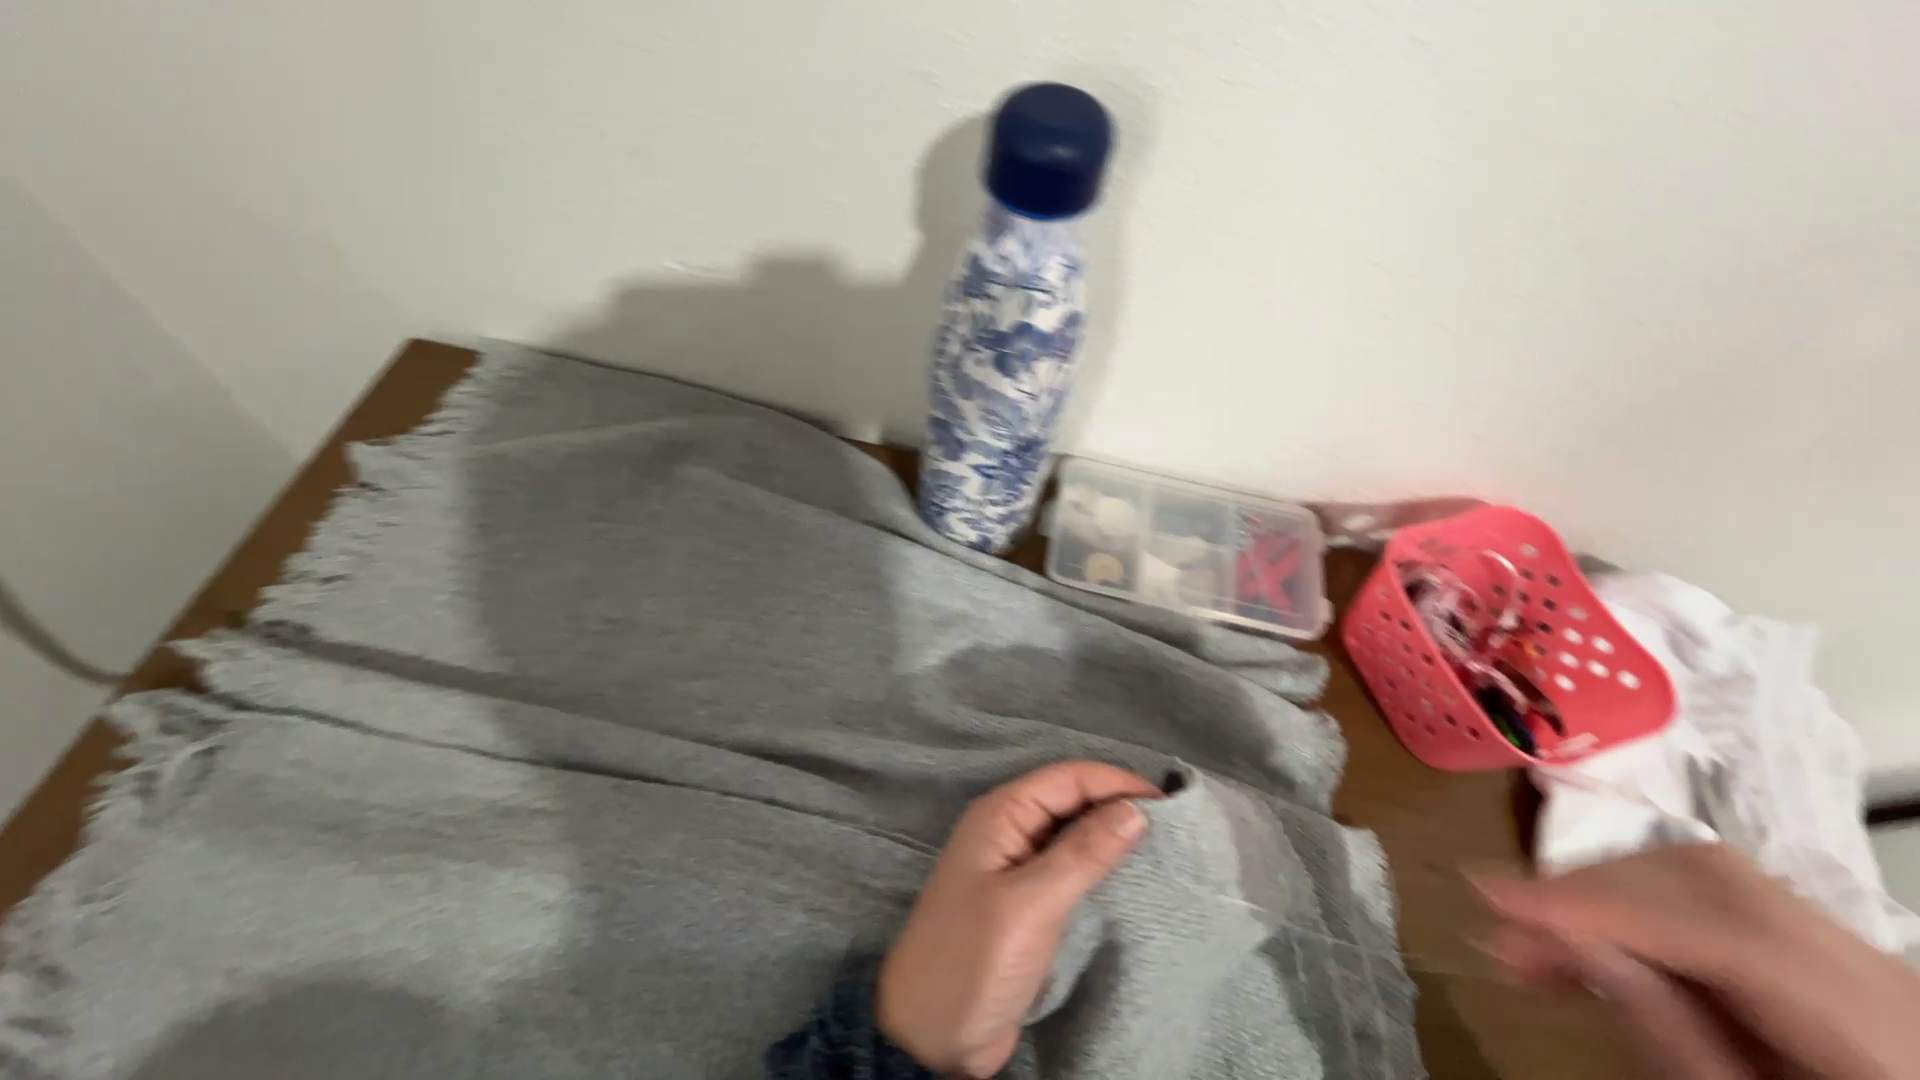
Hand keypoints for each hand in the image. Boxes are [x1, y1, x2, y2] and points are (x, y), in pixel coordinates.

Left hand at [877, 762, 1159, 1077]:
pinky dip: (1101, 870)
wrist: (929, 1036)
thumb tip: (1136, 809)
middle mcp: (1008, 831)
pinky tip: (1132, 884)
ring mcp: (1015, 868)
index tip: (1172, 806)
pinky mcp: (1026, 903)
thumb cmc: (972, 961)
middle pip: (1072, 801)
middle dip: (1119, 807)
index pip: (1068, 778)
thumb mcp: (1030, 904)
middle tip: (1177, 831)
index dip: (1118, 783)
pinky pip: (1069, 871)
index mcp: (1000, 814)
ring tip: (1166, 854)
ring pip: (1073, 835)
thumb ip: (1083, 853)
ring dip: (1113, 839)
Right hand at [1473, 843, 1919, 1079]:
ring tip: (1526, 931)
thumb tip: (1571, 941)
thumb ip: (1668, 1038)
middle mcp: (1873, 967)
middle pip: (1707, 880)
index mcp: (1877, 1031)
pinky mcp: (1810, 940)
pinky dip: (1627, 900)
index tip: (1490, 893)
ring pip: (1698, 871)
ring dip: (1597, 889)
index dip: (1601, 905)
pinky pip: (1708, 892)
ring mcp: (1846, 944)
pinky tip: (1575, 929)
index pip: (1724, 932)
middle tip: (1497, 918)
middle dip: (1587, 889)